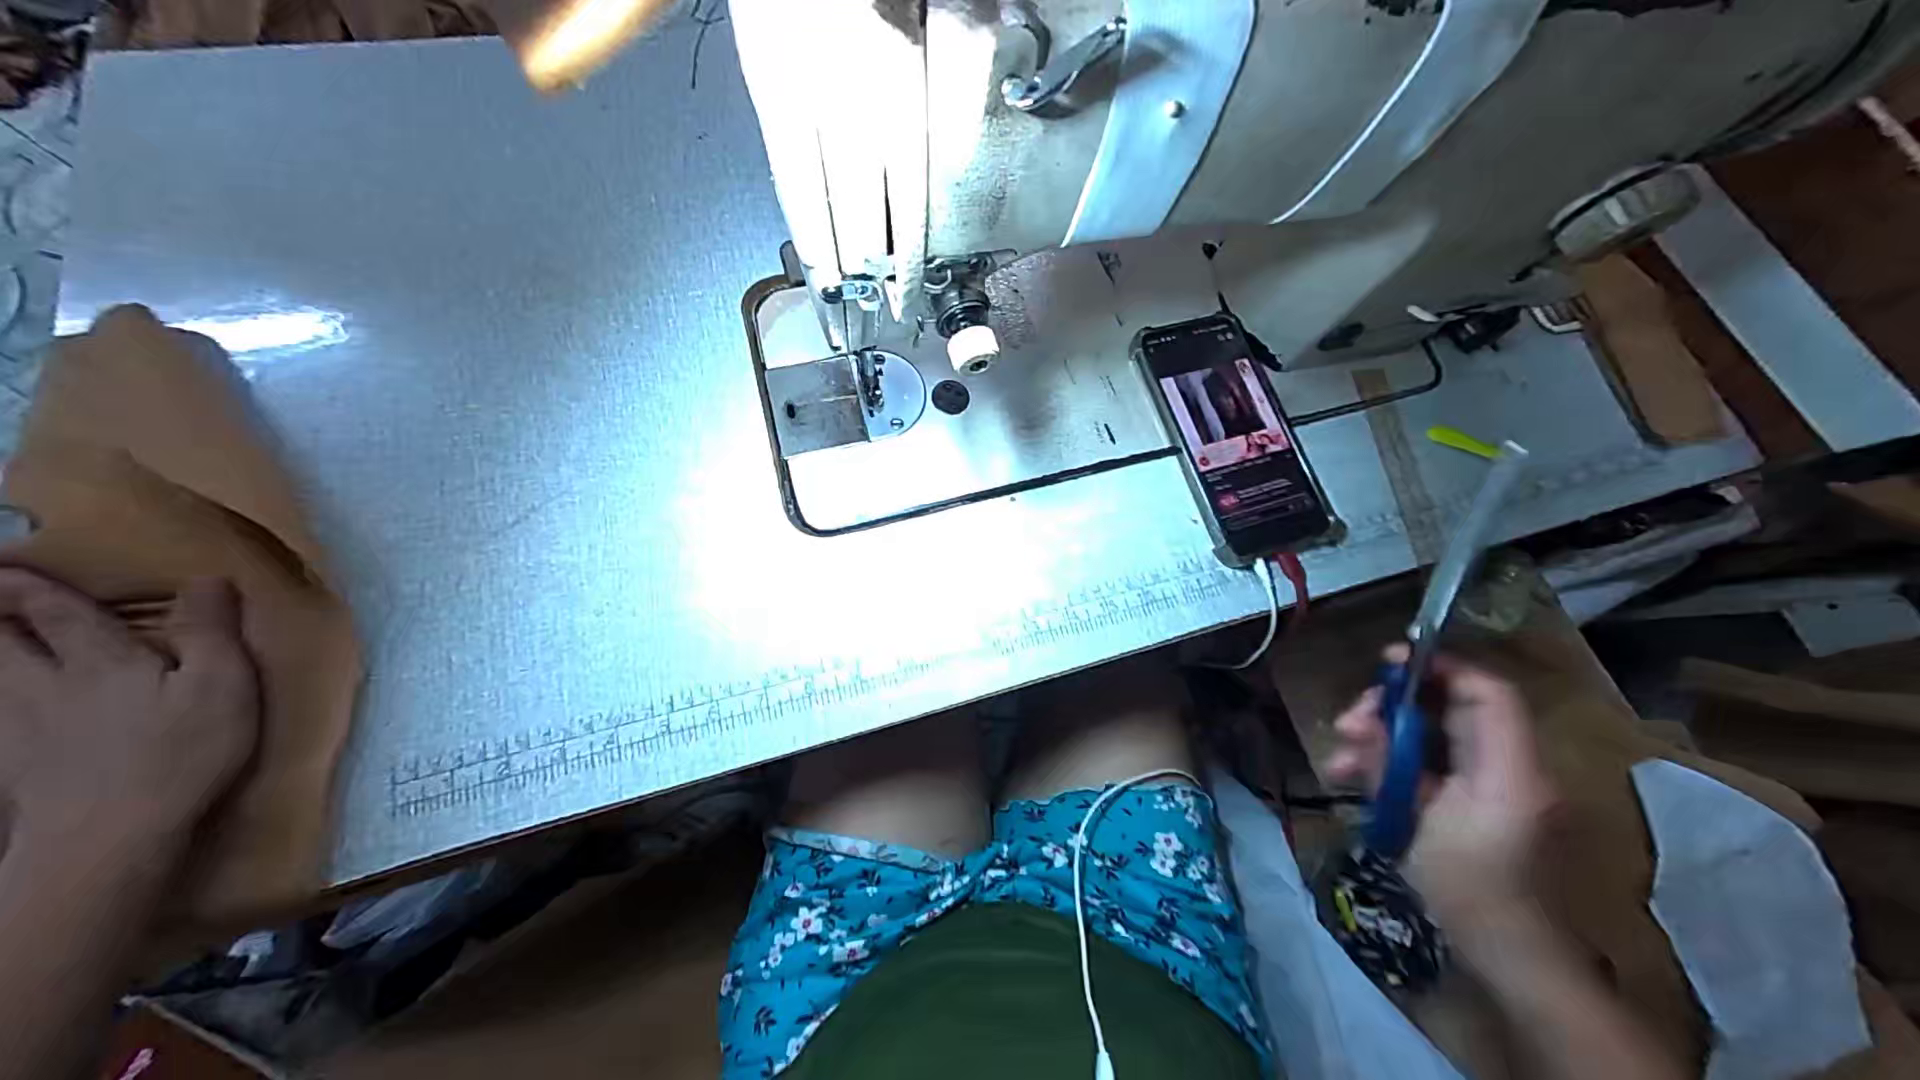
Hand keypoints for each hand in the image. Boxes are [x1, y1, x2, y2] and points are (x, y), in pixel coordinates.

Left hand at [0, 569, 258, 852]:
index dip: (31, 583)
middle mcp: (42, 683)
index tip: (13, 563)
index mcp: (100, 660)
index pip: (52, 609)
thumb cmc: (182, 751)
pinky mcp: (6, 761)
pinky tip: (4, 703)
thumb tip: (207, 578)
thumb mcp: (223, 684)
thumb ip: (212, 631)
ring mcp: (14, 725)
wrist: (109, 836)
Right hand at [1326, 649, 1553, 935]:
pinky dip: (1390, 762)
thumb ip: (1393, 764)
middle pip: (1448, 707)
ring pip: (1430, 733)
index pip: (1486, 692)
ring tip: (1340, 756)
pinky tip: (1351, 776)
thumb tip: (1364, 720)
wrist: (1506, 951)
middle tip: (1349, 721)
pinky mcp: (1470, 798)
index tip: (1388, 661)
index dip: (1440, 665)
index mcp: (1509, 767)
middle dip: (1391, 707)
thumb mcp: (1419, 820)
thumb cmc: (1467, 887)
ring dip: (1381, 736)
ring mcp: (1489, 783)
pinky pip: (1428, 762)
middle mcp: (1505, 765)